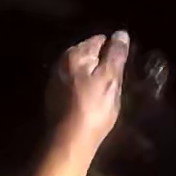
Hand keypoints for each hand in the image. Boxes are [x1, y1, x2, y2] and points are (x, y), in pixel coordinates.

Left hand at [53, 30, 127, 155]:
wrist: (68, 142)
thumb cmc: (93, 109)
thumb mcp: (111, 79)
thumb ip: (116, 54)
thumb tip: (121, 33)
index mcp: (75, 53)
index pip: (100, 39)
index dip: (114, 52)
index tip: (121, 68)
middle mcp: (61, 61)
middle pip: (89, 54)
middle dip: (103, 64)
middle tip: (114, 84)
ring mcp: (55, 79)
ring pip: (81, 70)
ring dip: (93, 77)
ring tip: (104, 96)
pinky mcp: (54, 96)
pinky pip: (74, 84)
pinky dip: (83, 89)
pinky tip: (90, 103)